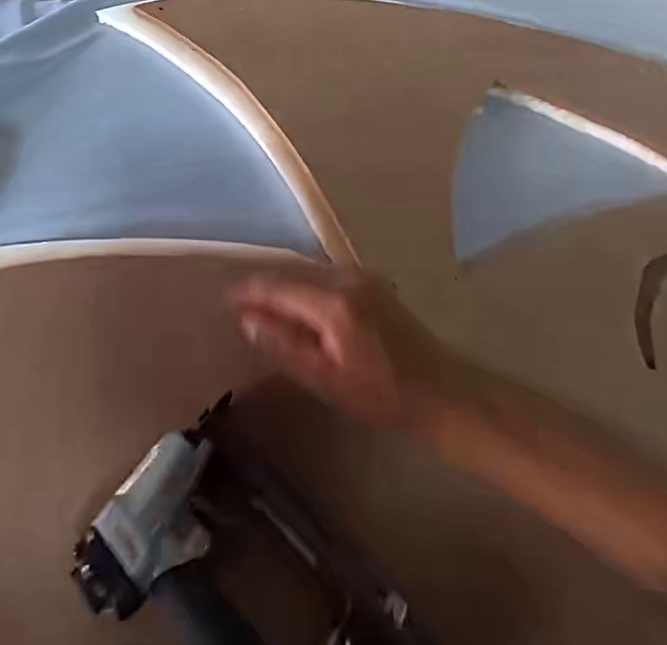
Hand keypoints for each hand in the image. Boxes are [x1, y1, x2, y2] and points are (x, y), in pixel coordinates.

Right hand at [228, 262, 463, 431]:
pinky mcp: (370, 281)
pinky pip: (322, 275)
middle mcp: (345, 278)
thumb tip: (246, 320)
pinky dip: (300, 284)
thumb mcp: (326, 380)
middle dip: (260, 285)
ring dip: (280, 283)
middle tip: (235, 301)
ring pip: (306, 271)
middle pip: (290, 272)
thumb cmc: (382, 395)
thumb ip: (283, 346)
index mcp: (333, 303)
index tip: (223, 299)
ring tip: (257, 302)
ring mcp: (361, 276)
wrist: (443, 391)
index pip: (277, 286)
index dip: (247, 292)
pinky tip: (293, 301)